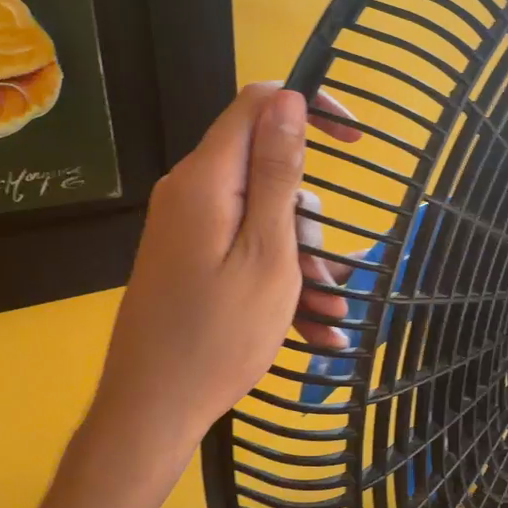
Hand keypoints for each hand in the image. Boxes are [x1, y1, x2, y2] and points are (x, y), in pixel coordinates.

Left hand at [84, 82, 356, 486]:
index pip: (258, 104)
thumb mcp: (267, 251)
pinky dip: (278, 272)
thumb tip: (287, 98)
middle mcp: (190, 190)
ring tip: (325, 314)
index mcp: (206, 179)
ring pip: (261, 212)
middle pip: (264, 165)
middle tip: (325, 270)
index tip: (355, 140)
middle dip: (307, 212)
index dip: (308, 108)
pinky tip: (310, 324)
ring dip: (300, 255)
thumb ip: (276, 172)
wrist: (152, 409)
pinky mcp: (188, 254)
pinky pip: (244, 243)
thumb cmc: (219, 334)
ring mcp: (187, 225)